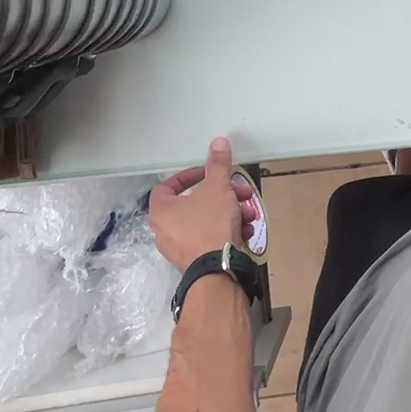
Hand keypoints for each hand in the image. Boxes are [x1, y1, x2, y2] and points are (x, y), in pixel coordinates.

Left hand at [149, 137, 259, 271]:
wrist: (218, 270)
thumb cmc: (210, 224)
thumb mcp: (218, 188)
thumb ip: (218, 165)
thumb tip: (218, 142)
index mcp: (162, 211)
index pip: (166, 187)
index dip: (188, 176)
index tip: (208, 173)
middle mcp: (165, 230)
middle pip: (195, 203)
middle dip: (223, 195)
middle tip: (240, 192)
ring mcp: (179, 248)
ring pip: (207, 220)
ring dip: (230, 212)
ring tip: (248, 213)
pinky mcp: (195, 261)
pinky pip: (211, 237)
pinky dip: (227, 230)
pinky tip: (245, 230)